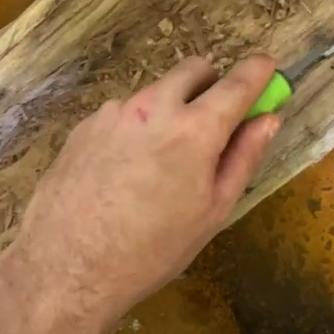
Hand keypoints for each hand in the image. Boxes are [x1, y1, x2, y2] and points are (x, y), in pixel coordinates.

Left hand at [1, 56, 279, 332]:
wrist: (66, 268)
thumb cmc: (151, 250)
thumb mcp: (211, 212)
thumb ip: (243, 157)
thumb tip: (268, 120)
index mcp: (194, 129)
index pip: (237, 83)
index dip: (258, 70)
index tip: (267, 66)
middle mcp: (154, 105)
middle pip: (195, 70)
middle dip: (212, 84)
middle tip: (213, 122)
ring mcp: (116, 110)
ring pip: (157, 91)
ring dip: (170, 109)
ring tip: (159, 163)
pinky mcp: (87, 123)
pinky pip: (125, 112)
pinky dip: (137, 127)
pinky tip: (124, 172)